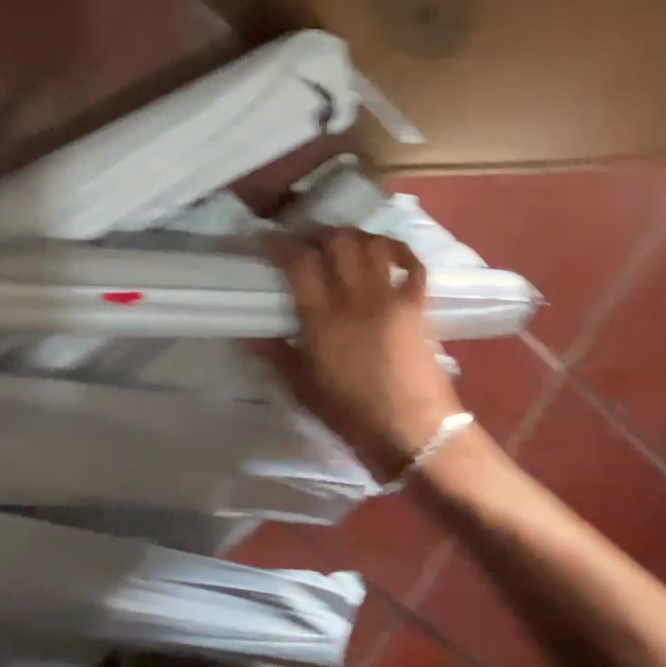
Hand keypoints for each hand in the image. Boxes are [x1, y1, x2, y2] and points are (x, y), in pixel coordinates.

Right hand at [253, 228, 475, 482]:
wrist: (415, 432)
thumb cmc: (353, 415)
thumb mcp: (303, 389)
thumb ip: (275, 354)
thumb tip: (247, 331)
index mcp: (323, 320)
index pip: (300, 262)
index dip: (279, 244)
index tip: (265, 240)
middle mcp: (357, 299)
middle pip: (338, 242)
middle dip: (317, 234)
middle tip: (305, 242)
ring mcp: (392, 299)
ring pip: (372, 245)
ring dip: (353, 236)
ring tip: (340, 244)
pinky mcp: (418, 306)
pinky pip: (412, 264)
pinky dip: (398, 250)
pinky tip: (384, 252)